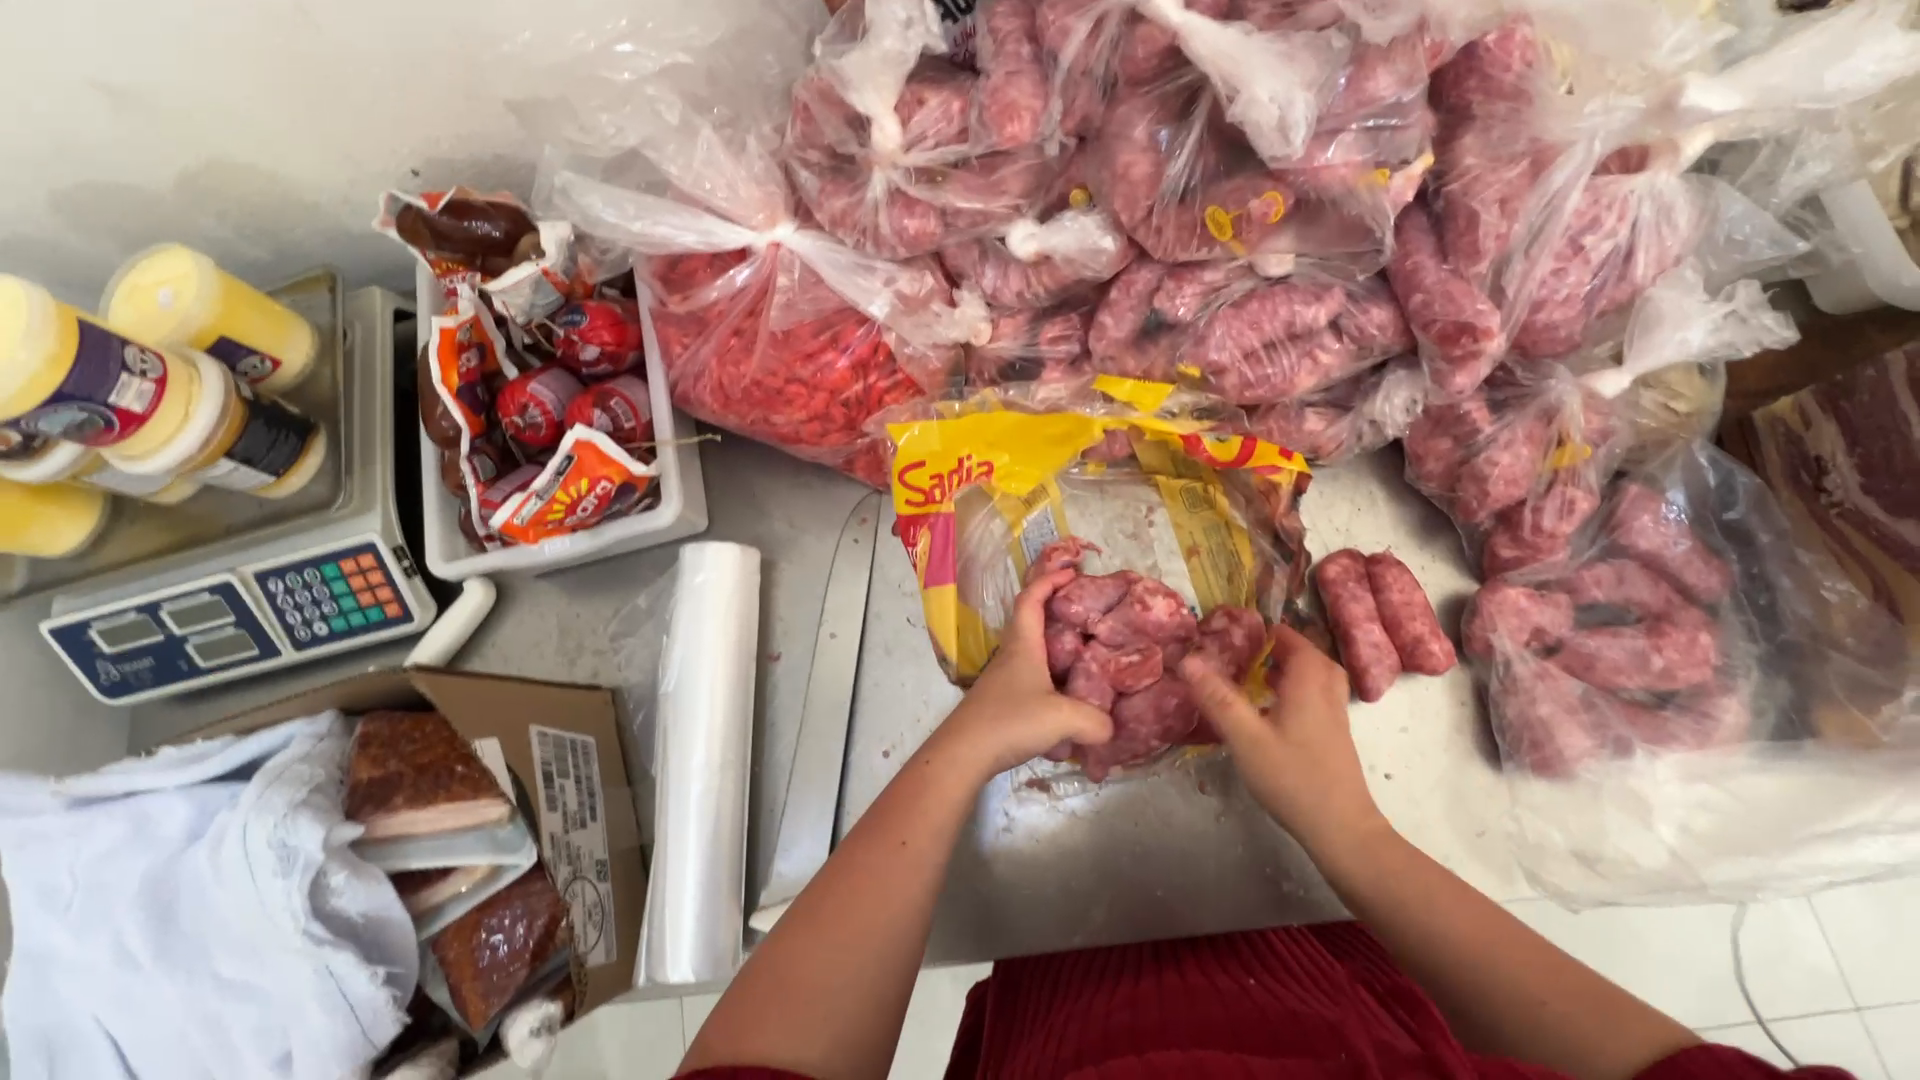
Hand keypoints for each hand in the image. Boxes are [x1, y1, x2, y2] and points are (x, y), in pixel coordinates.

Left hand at [931, 569, 1112, 779]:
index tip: (1071, 573)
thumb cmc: (1009, 721)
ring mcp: (1004, 680)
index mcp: (1023, 646)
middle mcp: (1012, 656)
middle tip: (1086, 612)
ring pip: (1032, 653)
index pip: (1031, 599)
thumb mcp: (1062, 719)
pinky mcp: (1002, 703)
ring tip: (1086, 656)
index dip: (1048, 581)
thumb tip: (1109, 728)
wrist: (963, 754)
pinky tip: (1068, 701)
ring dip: (1055, 649)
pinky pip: (1032, 681)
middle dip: (1056, 612)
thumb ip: (1094, 721)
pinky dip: (1051, 681)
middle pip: (1031, 622)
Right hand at [1180, 625, 1388, 850]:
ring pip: (1319, 680)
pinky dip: (1298, 693)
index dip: (1269, 632)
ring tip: (1261, 677)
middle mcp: (1326, 696)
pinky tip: (1274, 713)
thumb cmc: (1293, 779)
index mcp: (1308, 686)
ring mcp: (1335, 720)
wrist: (1342, 830)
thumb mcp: (1246, 739)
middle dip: (1284, 649)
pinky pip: (1318, 700)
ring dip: (1292, 671)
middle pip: (1312, 658)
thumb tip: (1188, 659)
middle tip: (1252, 653)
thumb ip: (1218, 699)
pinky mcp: (1334, 740)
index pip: (1294, 642)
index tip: (1240, 632)